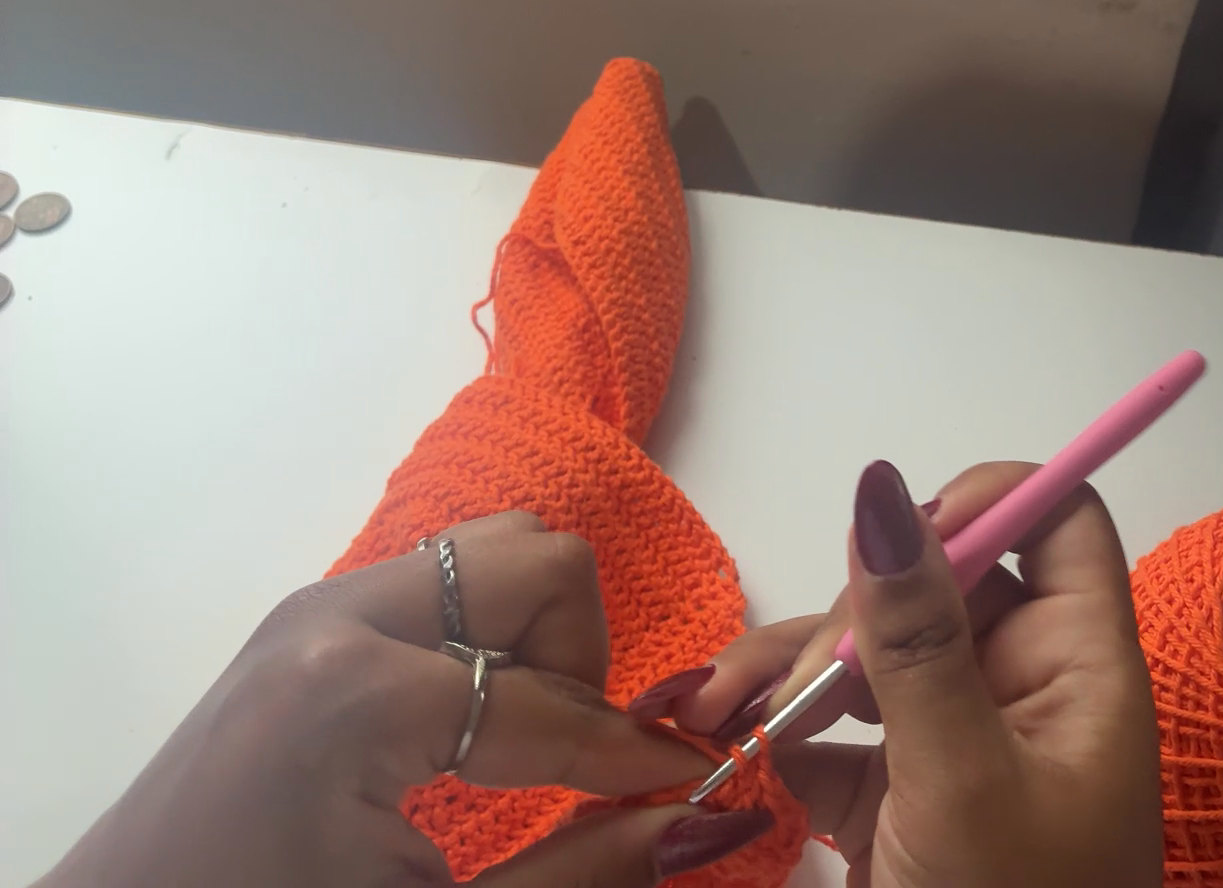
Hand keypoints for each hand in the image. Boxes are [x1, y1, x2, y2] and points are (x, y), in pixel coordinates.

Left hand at [36, 512, 772, 887]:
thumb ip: (588, 875)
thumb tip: (718, 823)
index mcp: (353, 701)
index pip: (555, 706)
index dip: (636, 750)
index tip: (691, 774)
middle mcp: (340, 618)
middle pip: (548, 564)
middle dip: (585, 655)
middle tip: (570, 743)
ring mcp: (327, 604)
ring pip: (508, 548)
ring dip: (546, 628)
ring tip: (522, 718)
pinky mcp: (324, 614)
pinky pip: (462, 572)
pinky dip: (504, 621)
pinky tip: (478, 705)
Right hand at [671, 461, 1163, 887]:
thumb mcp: (960, 785)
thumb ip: (918, 639)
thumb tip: (884, 489)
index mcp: (1078, 662)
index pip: (1057, 521)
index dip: (990, 499)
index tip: (903, 535)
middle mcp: (1023, 677)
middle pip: (944, 576)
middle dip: (859, 611)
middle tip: (803, 683)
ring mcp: (957, 723)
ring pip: (878, 642)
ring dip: (798, 665)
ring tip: (723, 710)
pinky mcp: (900, 772)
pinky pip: (839, 713)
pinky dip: (782, 721)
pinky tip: (732, 739)